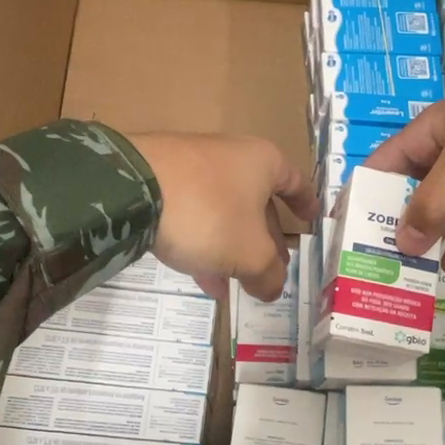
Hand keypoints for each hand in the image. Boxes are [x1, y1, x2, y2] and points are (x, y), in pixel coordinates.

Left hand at [128, 133, 315, 301]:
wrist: (133, 188)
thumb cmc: (209, 214)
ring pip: (225, 213)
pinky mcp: (163, 182)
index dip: (306, 205)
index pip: (296, 182)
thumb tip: (272, 288)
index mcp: (263, 162)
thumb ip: (268, 274)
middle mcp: (232, 157)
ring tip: (238, 283)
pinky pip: (195, 216)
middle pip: (259, 202)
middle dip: (266, 239)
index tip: (312, 222)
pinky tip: (203, 278)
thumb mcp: (250, 254)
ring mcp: (193, 168)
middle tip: (273, 268)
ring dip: (234, 249)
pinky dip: (205, 244)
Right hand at [365, 48, 444, 272]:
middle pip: (409, 193)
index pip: (383, 164)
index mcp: (430, 132)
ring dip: (427, 239)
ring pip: (442, 213)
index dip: (363, 193)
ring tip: (406, 274)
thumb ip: (434, 201)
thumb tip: (402, 245)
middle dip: (393, 225)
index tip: (345, 231)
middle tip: (373, 264)